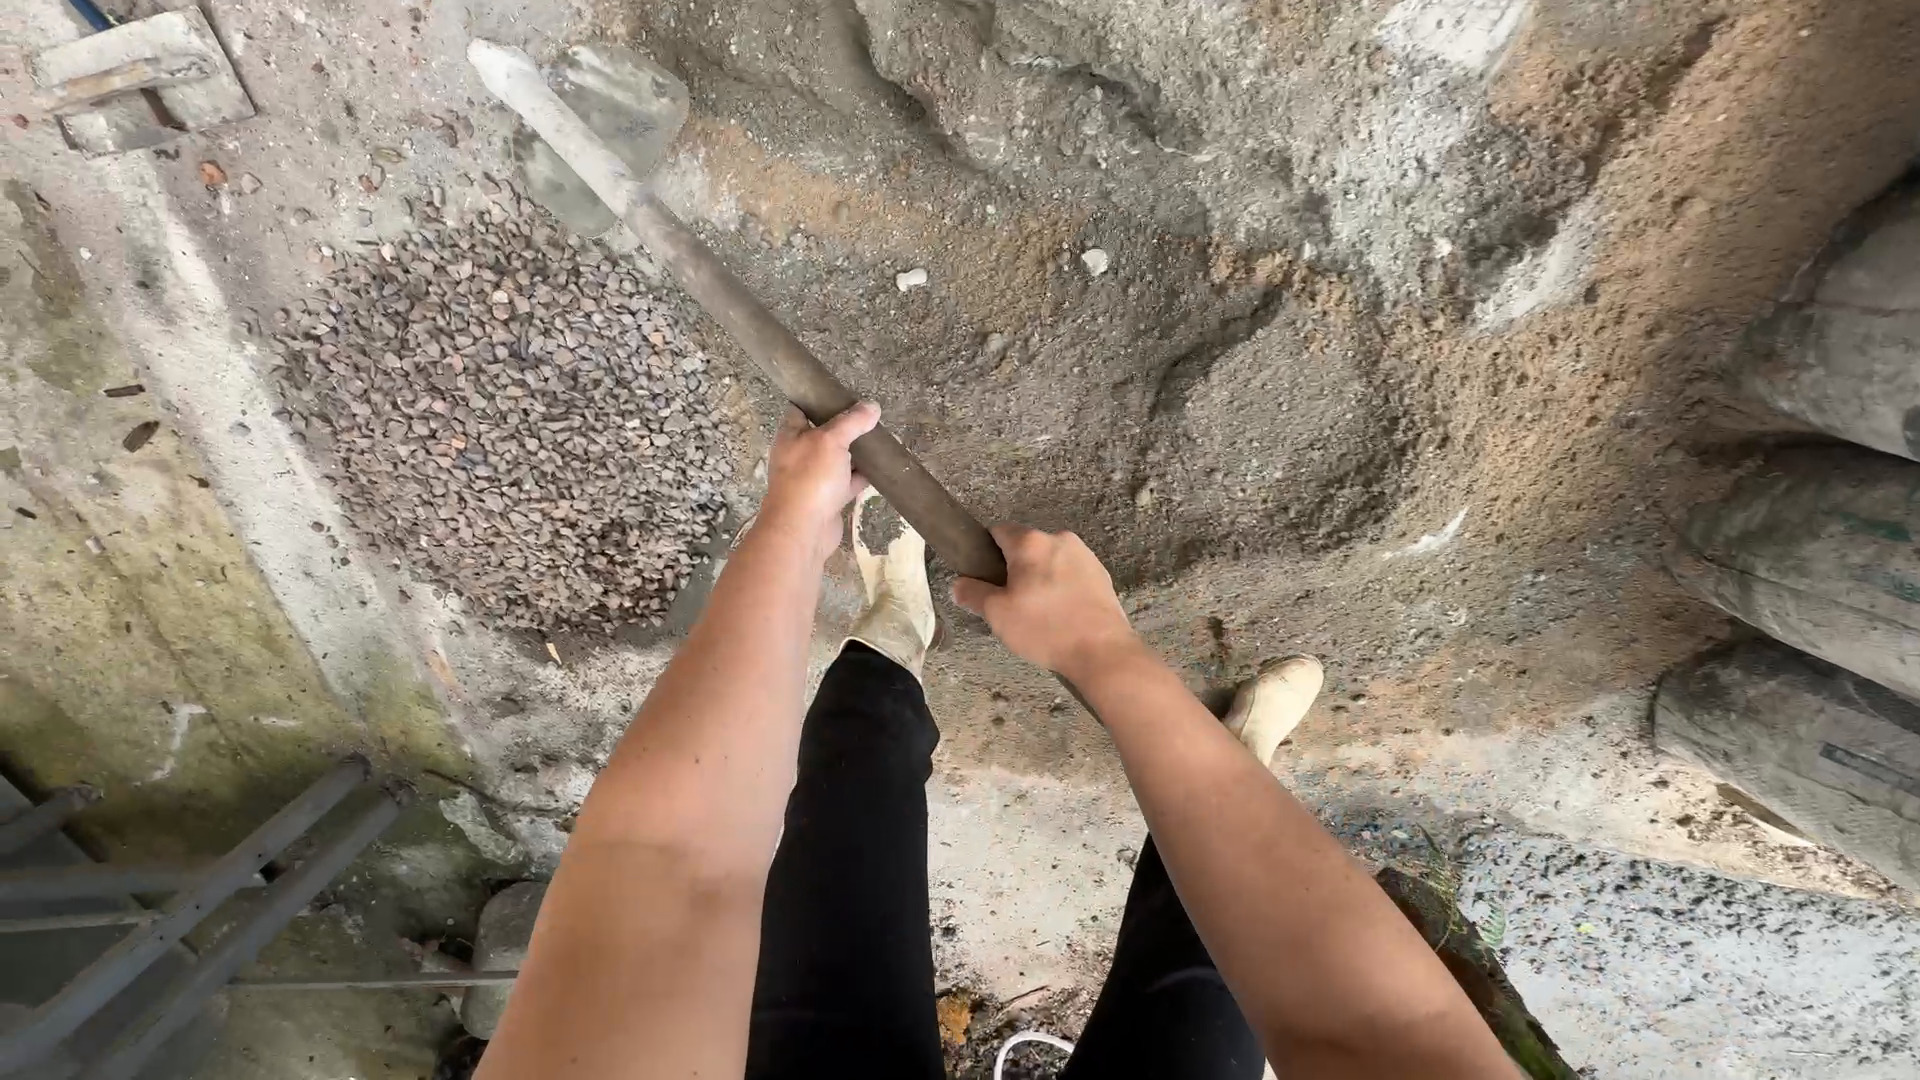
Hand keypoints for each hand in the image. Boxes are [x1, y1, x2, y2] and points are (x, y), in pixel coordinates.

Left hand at [758, 403, 879, 561]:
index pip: (801, 409)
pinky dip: (862, 477)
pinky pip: (848, 483)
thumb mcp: (831, 440)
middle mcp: (799, 455)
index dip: (818, 400)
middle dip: (845, 428)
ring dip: (856, 453)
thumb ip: (851, 422)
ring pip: (838, 460)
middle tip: (869, 418)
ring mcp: (814, 479)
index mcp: (791, 436)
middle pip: (823, 435)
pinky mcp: (828, 500)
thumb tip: (871, 406)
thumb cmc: (810, 477)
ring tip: (880, 440)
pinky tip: (880, 470)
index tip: (841, 394)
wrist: (803, 529)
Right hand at [951, 525, 1142, 681]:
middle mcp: (1060, 539)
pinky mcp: (1101, 574)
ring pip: (1050, 561)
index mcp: (1031, 542)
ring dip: (1039, 578)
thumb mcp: (997, 614)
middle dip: (1014, 569)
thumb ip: (972, 593)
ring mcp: (1084, 555)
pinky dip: (1061, 588)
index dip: (986, 552)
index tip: (985, 578)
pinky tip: (1061, 614)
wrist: (1102, 651)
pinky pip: (1071, 574)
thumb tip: (959, 584)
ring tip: (1038, 613)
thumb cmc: (1046, 629)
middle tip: (1010, 602)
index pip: (998, 531)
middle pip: (1026, 547)